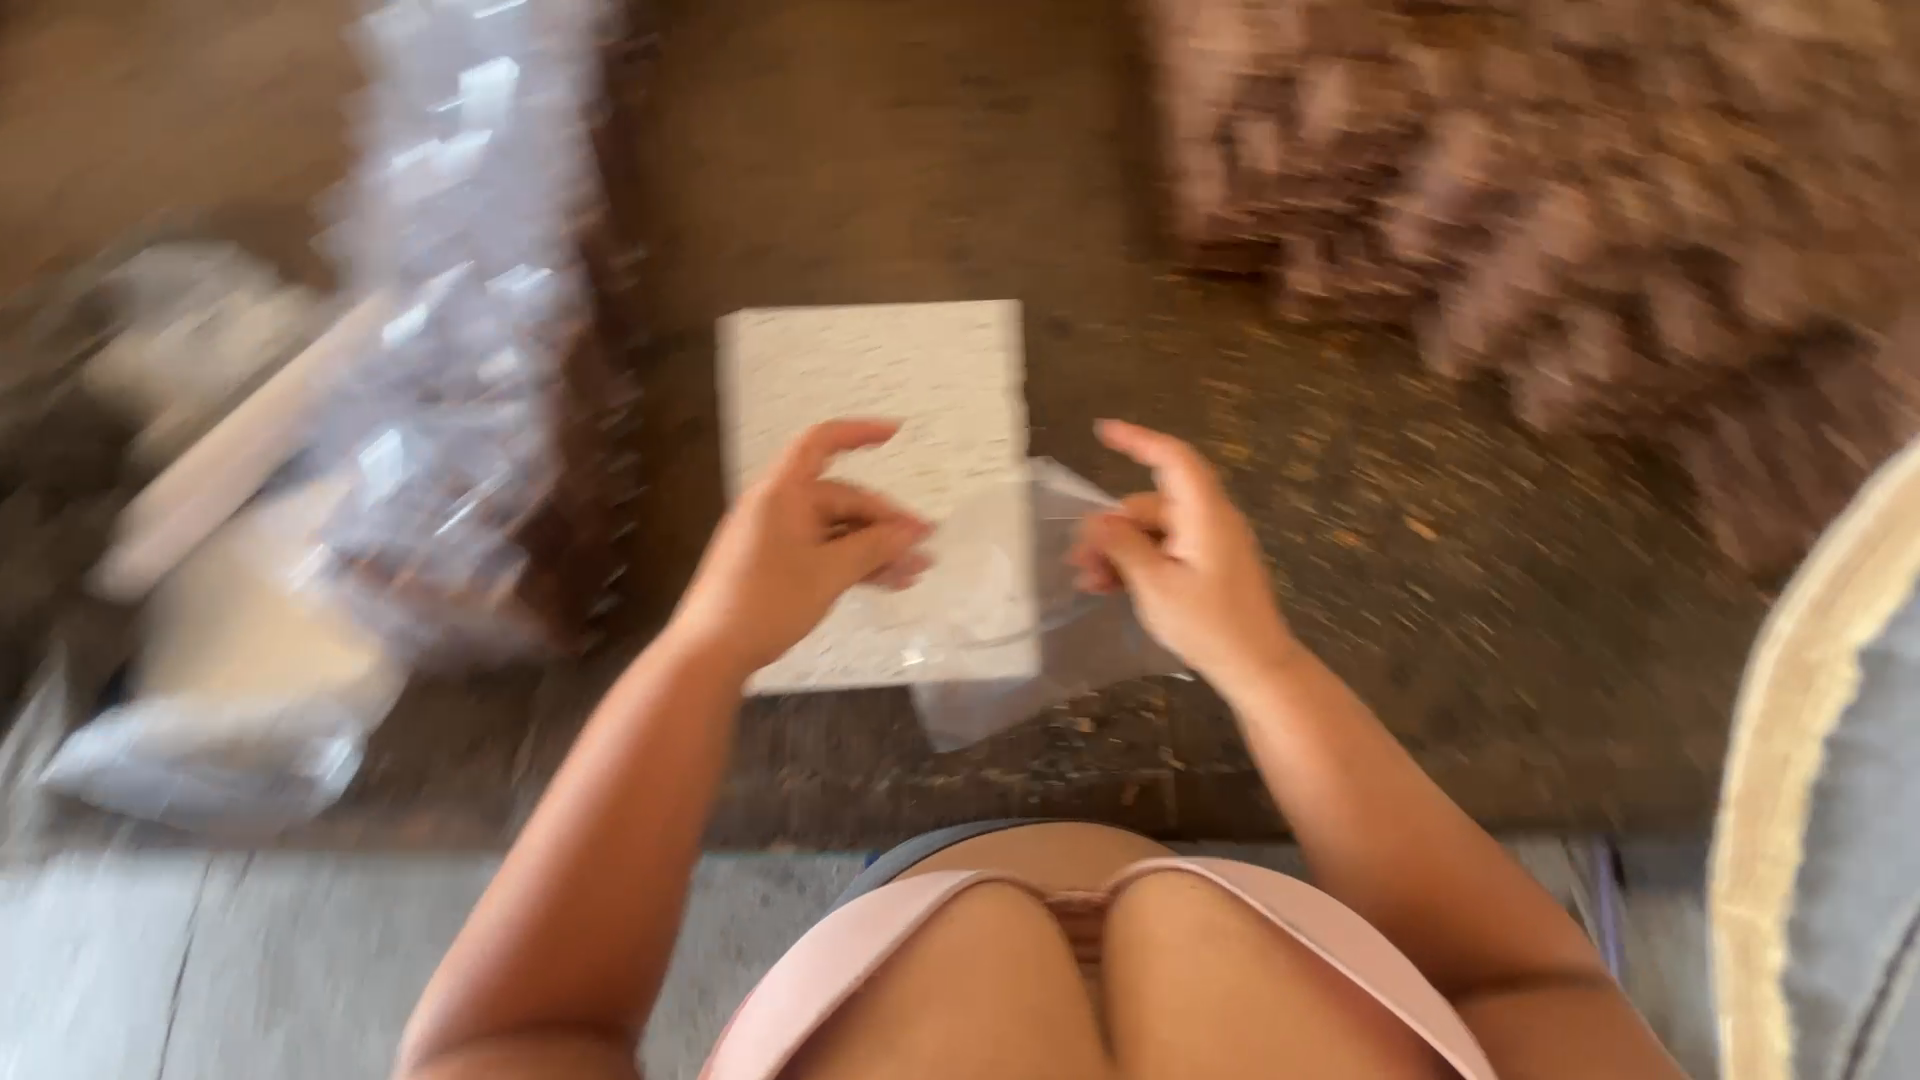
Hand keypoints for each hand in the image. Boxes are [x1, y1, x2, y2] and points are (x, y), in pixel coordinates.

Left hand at [667, 419, 931, 677]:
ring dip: (875, 548)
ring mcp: (776, 537)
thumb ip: (875, 547)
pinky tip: (887, 583)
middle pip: (841, 499)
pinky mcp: (776, 565)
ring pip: (837, 531)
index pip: (821, 443)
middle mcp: (778, 507)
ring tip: (914, 571)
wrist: (711, 652)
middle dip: (884, 522)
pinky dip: (853, 563)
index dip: (859, 433)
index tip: (896, 433)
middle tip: (922, 546)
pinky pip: (823, 552)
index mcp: (783, 493)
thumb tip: (913, 533)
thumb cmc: (766, 602)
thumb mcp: (829, 573)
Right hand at [1067, 419, 1297, 687]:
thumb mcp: (1156, 586)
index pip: (1172, 458)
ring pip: (1151, 531)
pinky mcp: (1207, 564)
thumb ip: (1123, 546)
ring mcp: (1209, 543)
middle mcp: (1209, 519)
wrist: (1256, 666)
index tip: (1102, 432)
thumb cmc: (1208, 625)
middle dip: (1110, 528)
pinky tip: (1108, 586)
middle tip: (1079, 561)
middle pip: (1150, 504)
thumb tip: (1095, 520)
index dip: (1138, 439)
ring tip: (1089, 582)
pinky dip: (1137, 562)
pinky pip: (1164, 550)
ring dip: (1118, 551)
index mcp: (1204, 514)